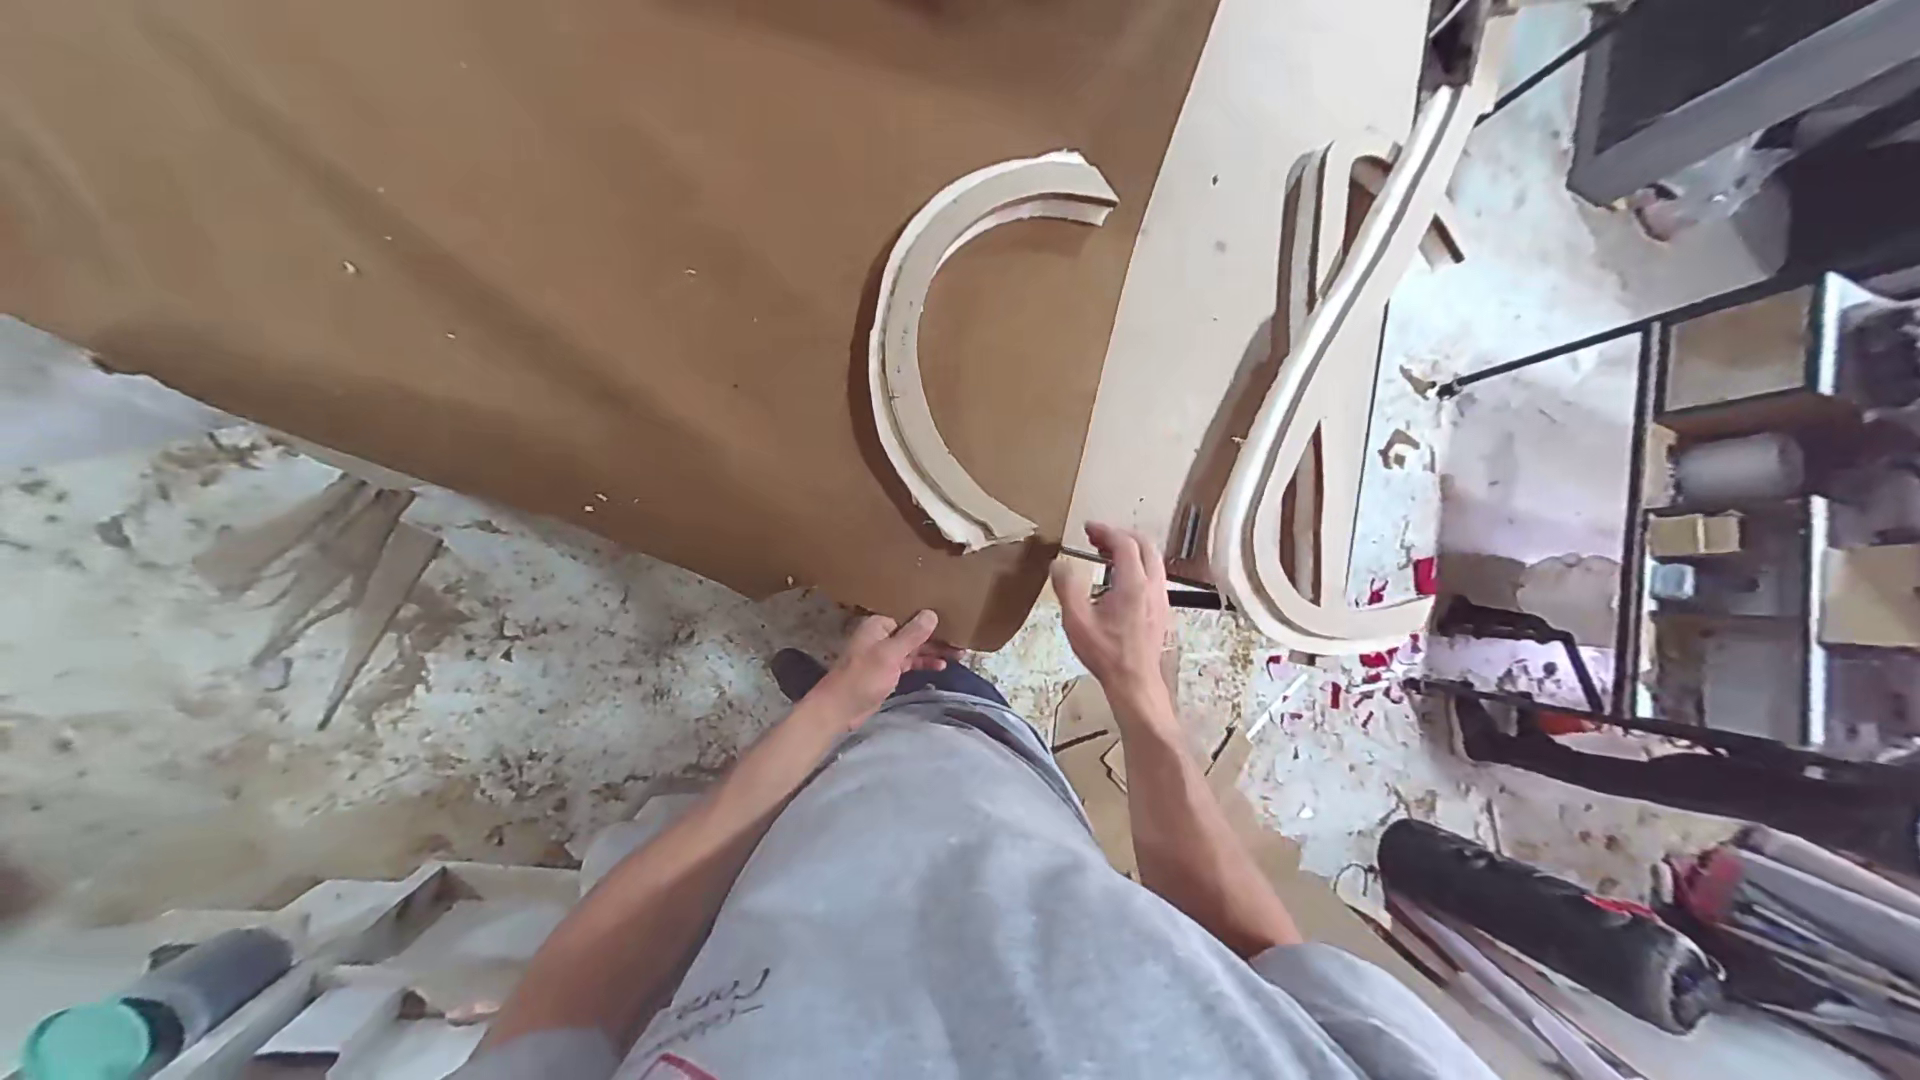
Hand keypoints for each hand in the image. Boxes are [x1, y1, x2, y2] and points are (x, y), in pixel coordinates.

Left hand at [802, 610, 953, 729]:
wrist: (840, 709)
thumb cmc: (862, 677)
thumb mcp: (890, 654)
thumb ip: (912, 634)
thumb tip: (932, 613)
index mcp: (879, 624)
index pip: (909, 614)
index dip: (930, 615)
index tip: (952, 617)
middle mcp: (882, 635)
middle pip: (914, 632)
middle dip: (937, 636)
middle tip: (962, 639)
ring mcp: (885, 654)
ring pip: (914, 648)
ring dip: (934, 651)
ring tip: (959, 653)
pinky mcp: (888, 671)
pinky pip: (910, 662)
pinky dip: (924, 663)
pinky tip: (941, 666)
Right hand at [1052, 522, 1171, 705]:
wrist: (1135, 683)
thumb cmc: (1107, 655)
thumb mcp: (1077, 620)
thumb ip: (1067, 587)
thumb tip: (1059, 564)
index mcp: (1133, 584)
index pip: (1125, 543)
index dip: (1105, 531)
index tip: (1089, 528)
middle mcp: (1153, 586)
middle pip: (1145, 545)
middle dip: (1120, 535)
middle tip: (1097, 538)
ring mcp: (1161, 599)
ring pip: (1152, 560)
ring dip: (1130, 550)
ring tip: (1105, 555)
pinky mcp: (1161, 611)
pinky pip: (1153, 576)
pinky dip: (1137, 566)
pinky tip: (1118, 580)